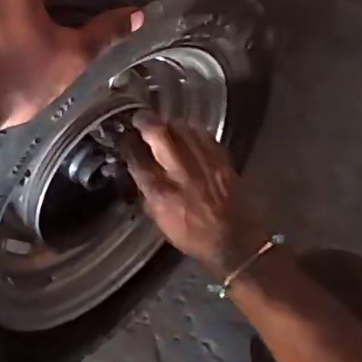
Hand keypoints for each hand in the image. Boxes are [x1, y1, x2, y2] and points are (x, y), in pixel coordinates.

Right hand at [121, 115, 272, 279]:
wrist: (237, 243)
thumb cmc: (194, 236)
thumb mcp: (161, 221)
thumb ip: (149, 193)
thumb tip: (140, 170)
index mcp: (162, 195)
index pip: (138, 161)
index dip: (128, 144)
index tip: (124, 137)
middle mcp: (181, 176)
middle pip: (160, 136)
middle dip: (146, 122)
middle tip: (140, 117)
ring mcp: (205, 166)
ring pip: (183, 130)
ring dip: (169, 122)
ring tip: (163, 123)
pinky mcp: (222, 162)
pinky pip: (205, 136)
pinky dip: (193, 130)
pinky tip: (187, 131)